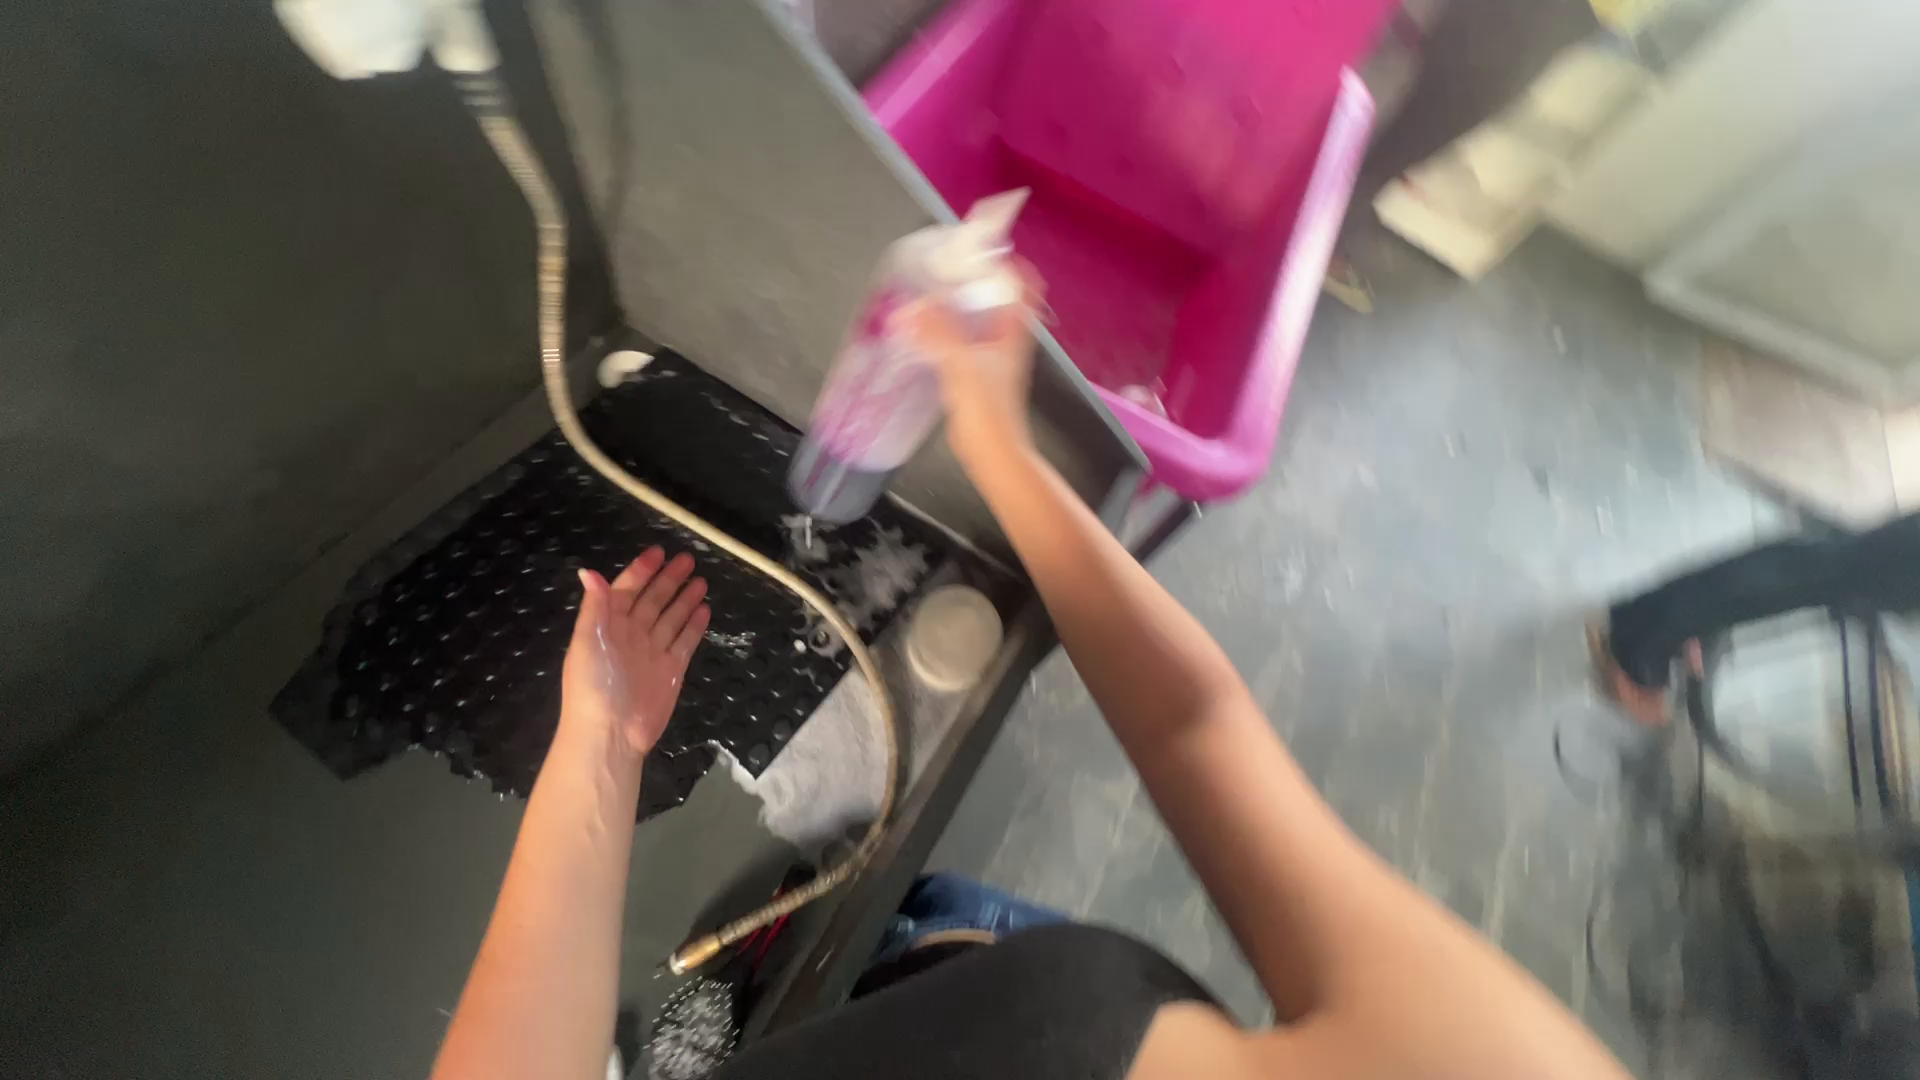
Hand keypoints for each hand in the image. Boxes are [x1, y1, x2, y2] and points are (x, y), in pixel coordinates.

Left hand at [557, 547, 709, 764]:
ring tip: (701, 581)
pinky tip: (705, 610)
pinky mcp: (672, 670)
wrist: (610, 733)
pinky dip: (694, 625)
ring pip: (672, 618)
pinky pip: (685, 641)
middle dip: (669, 579)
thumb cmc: (593, 686)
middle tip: (688, 560)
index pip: (626, 590)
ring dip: (685, 598)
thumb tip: (589, 571)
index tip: (659, 552)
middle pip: (653, 600)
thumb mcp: (587, 642)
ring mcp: (653, 652)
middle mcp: (632, 635)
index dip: (641, 571)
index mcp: (608, 625)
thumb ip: (594, 607)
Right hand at [897, 262, 1044, 461]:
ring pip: (975, 324)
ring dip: (954, 310)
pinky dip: (942, 337)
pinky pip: (959, 347)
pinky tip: (921, 336)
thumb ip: (938, 333)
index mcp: (1013, 333)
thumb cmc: (988, 413)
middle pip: (995, 301)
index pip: (1023, 286)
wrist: (994, 456)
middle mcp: (1006, 343)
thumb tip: (912, 308)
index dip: (1006, 263)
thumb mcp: (961, 365)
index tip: (980, 248)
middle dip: (971, 283)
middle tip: (942, 270)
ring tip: (926, 297)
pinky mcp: (975, 380)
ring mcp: (992, 362)